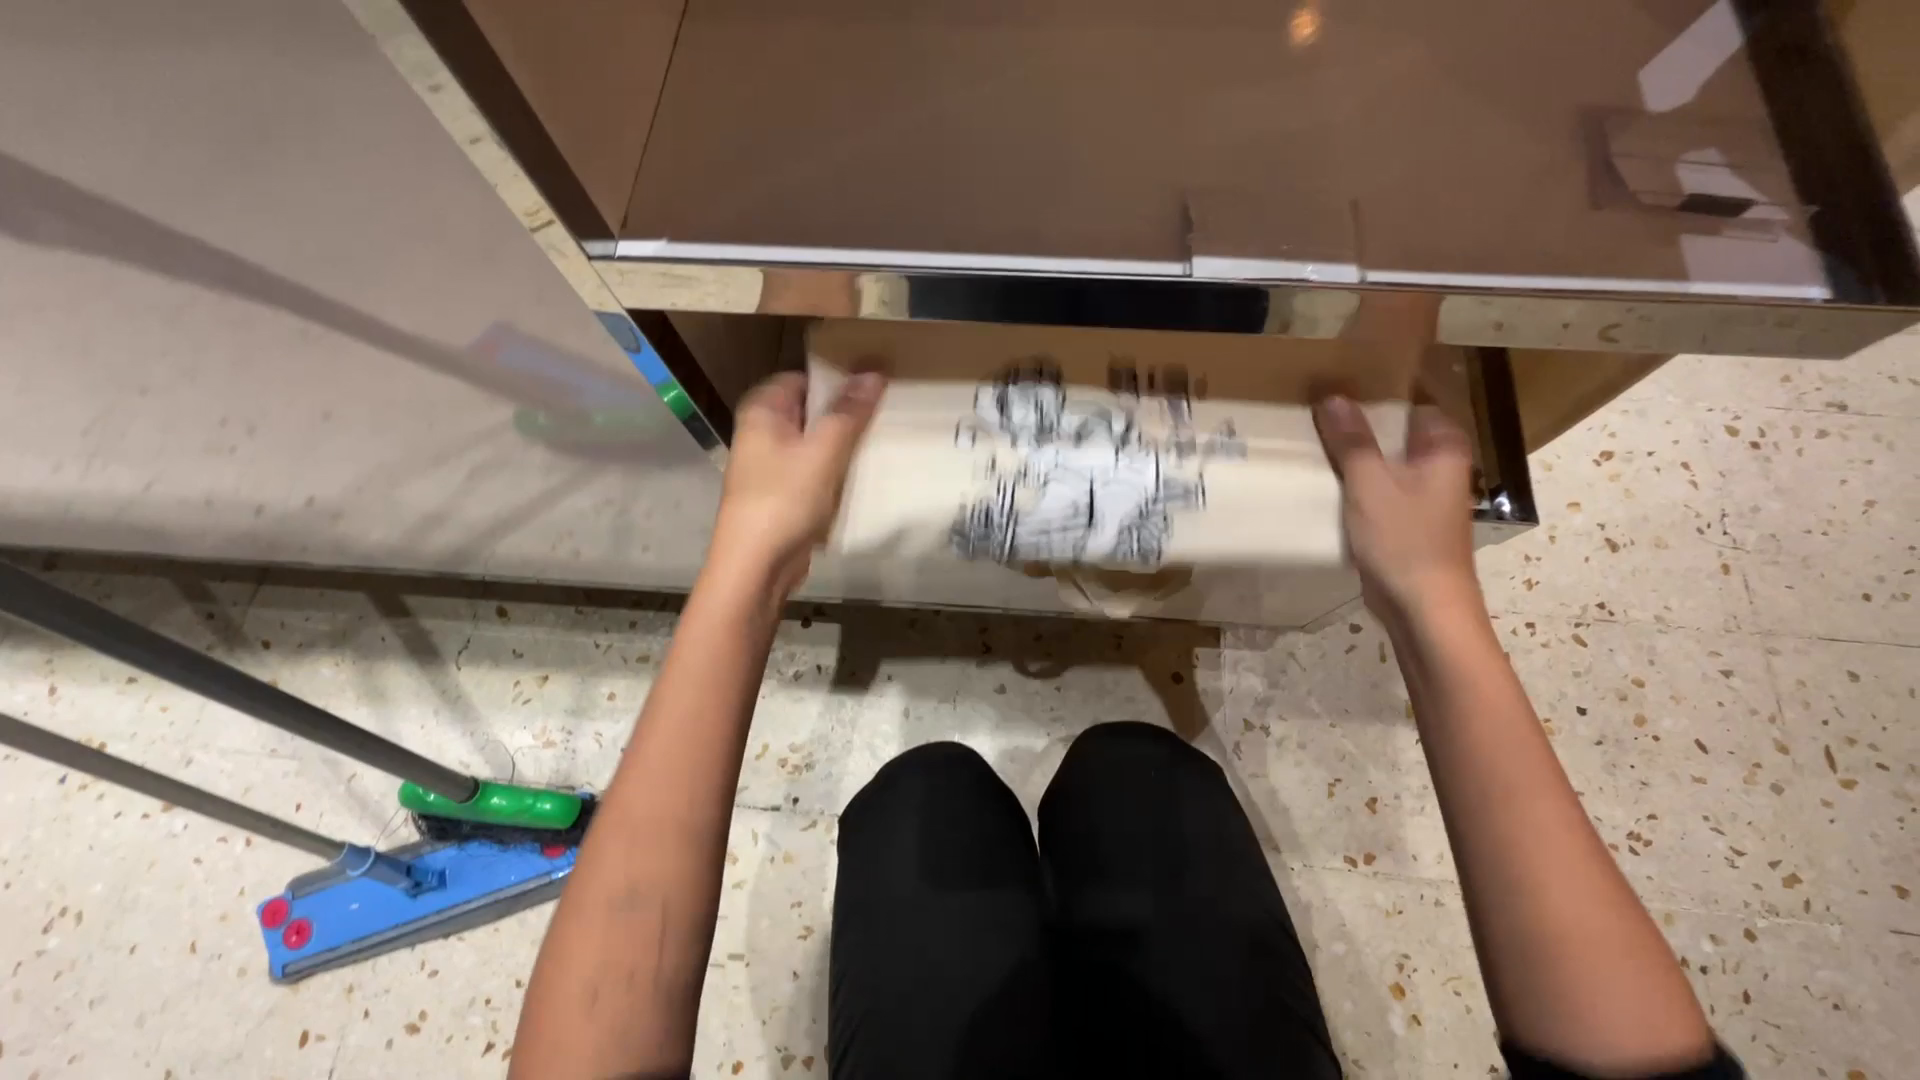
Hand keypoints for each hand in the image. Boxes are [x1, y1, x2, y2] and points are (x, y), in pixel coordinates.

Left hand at [706, 371, 884, 594]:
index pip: (803, 378)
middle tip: (888, 411)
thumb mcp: (823, 451)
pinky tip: (864, 474)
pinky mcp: (783, 495)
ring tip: (882, 439)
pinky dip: (836, 472)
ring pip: (815, 443)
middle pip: (811, 411)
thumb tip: (874, 372)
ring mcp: (771, 466)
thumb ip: (849, 412)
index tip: (875, 383)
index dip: (836, 378)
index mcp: (762, 411)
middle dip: (845, 413)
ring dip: (844, 444)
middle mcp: (762, 433)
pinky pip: (815, 472)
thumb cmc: (784, 501)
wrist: (756, 566)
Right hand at [1312, 395, 1479, 621]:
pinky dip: (1353, 482)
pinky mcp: (1403, 519)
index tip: (1340, 379)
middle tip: (1314, 407)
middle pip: (1394, 431)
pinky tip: (1321, 479)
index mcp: (1443, 447)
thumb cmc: (1404, 540)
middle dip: (1358, 422)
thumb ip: (1352, 440)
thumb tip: (1333, 397)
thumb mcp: (1370, 484)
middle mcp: (1438, 464)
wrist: (1423, 607)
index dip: (1379, 389)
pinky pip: (1375, 488)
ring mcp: (1421, 494)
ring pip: (1382, 461)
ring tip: (1310, 437)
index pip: (1413, 400)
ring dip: (1352, 454)